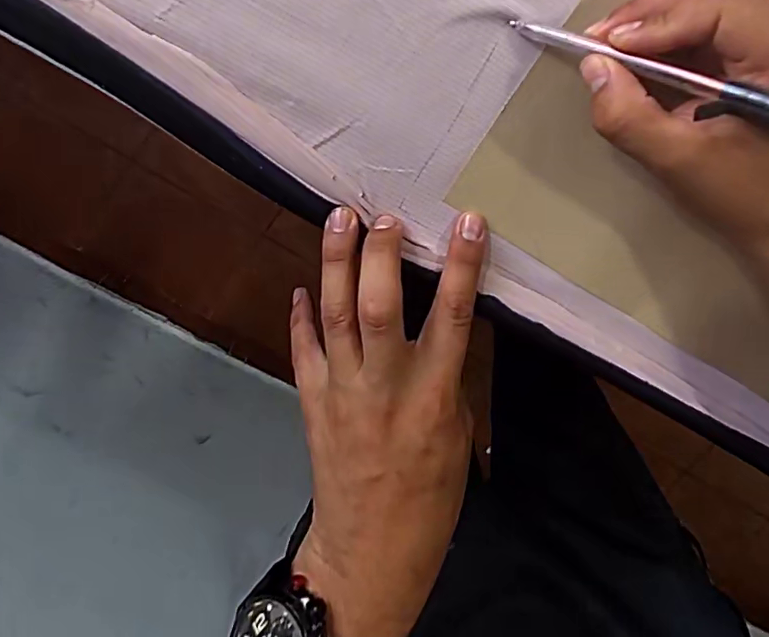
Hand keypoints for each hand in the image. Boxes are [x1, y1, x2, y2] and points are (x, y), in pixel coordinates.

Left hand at [288, 208, 486, 636]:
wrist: (370, 554)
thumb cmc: (429, 499)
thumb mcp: (457, 434)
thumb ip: (447, 374)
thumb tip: (444, 323)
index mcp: (432, 395)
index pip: (452, 316)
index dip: (461, 265)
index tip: (467, 223)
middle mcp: (384, 385)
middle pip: (378, 307)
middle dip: (380, 254)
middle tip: (384, 215)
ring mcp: (341, 389)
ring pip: (335, 314)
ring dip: (336, 263)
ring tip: (339, 219)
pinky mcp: (311, 399)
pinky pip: (303, 347)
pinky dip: (301, 314)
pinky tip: (302, 286)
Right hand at [581, 0, 768, 261]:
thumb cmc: (745, 195)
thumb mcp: (675, 162)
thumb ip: (627, 115)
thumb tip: (594, 66)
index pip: (720, 3)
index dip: (657, 19)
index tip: (611, 47)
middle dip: (650, 7)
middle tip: (608, 42)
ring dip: (652, 12)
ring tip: (618, 46)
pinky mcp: (757, 38)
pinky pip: (703, 6)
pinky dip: (662, 22)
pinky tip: (640, 51)